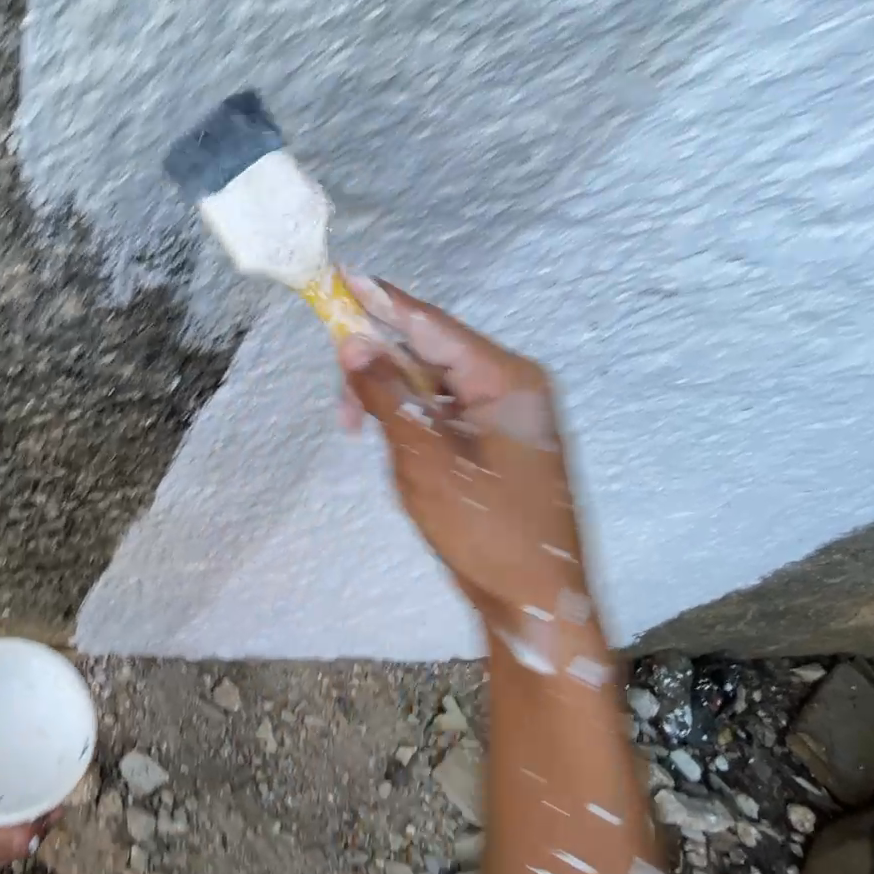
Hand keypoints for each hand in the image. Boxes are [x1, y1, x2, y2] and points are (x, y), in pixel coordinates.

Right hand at [334, 275, 589, 629]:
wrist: (534, 598)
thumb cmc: (484, 528)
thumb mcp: (425, 458)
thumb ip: (387, 394)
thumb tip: (352, 341)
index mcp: (504, 379)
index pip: (430, 324)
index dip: (381, 300)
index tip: (340, 275)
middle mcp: (509, 383)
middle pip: (427, 349)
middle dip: (376, 364)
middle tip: (341, 405)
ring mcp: (505, 411)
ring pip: (428, 380)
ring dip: (387, 394)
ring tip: (358, 430)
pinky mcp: (493, 436)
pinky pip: (439, 406)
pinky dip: (406, 415)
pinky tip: (388, 437)